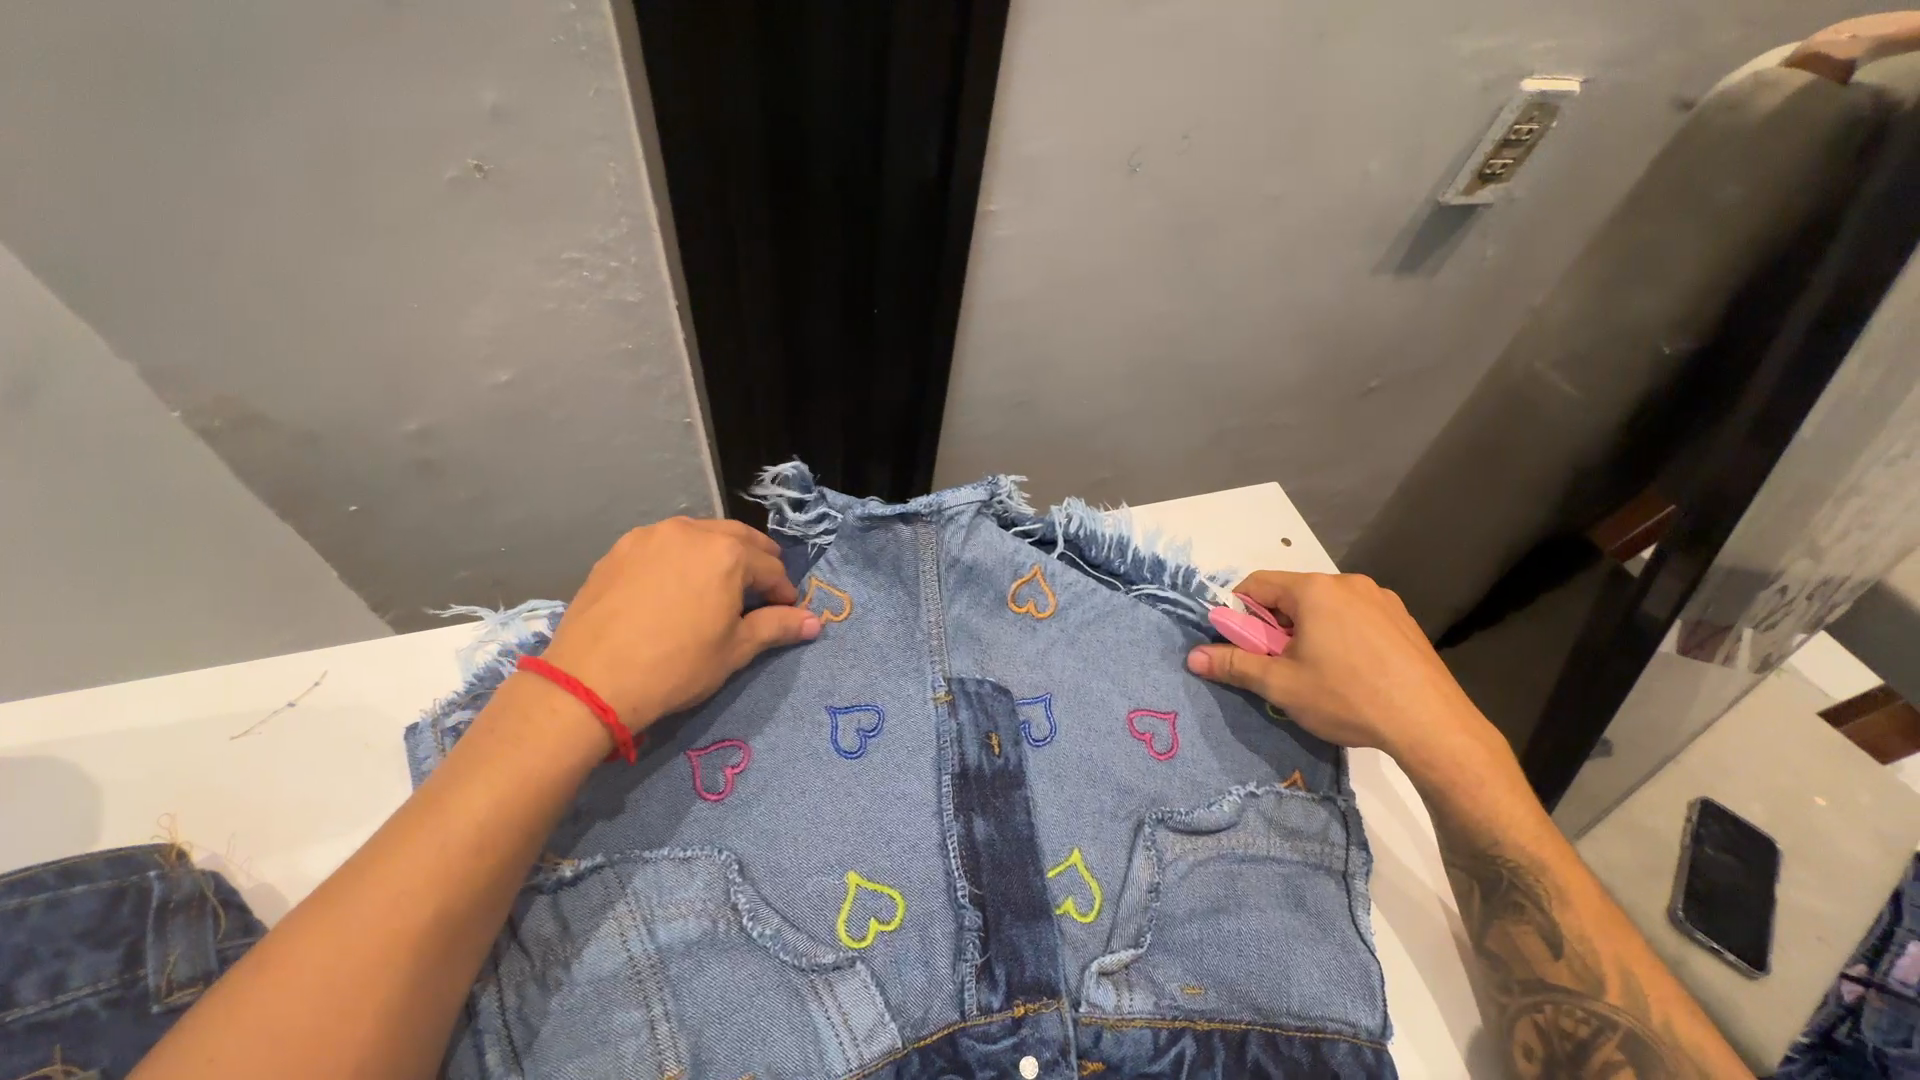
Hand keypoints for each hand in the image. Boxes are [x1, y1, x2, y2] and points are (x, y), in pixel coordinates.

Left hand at [537, 517, 819, 731]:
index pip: (770, 568)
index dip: (783, 593)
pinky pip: (663, 546)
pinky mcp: (619, 550)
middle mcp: (691, 531)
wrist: (590, 681)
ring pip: (698, 536)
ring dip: (718, 556)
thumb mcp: (734, 650)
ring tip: (718, 588)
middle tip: (760, 594)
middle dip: (756, 564)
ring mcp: (650, 536)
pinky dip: (680, 559)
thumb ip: (777, 627)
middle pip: (737, 539)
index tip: (786, 614)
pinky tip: (675, 588)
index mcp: (727, 553)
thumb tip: (816, 621)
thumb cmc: (675, 667)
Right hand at [1186, 571, 1493, 764]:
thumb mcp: (1280, 684)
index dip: (1238, 613)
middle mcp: (1348, 583)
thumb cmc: (1346, 697)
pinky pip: (1356, 618)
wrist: (1431, 724)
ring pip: (1325, 607)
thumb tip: (1193, 657)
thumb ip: (1233, 664)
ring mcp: (1381, 600)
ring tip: (1314, 672)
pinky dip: (1340, 636)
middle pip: (1292, 595)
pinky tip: (1351, 672)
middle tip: (1275, 665)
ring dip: (1308, 631)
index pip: (1257, 584)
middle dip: (1275, 626)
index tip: (1239, 645)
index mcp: (1314, 589)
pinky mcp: (1404, 621)